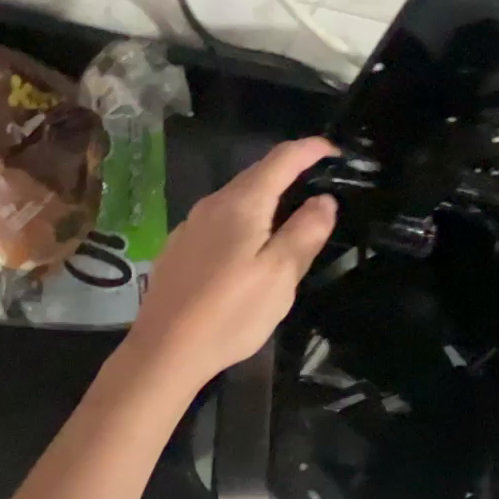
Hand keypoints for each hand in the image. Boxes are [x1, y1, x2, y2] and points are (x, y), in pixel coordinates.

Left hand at [124, 138, 339, 385]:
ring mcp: (189, 226)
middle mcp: (211, 205)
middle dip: (288, 172)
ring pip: (234, 199)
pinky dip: (241, 220)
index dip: (310, 149)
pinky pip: (217, 221)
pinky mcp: (177, 249)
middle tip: (318, 183)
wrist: (165, 349)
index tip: (334, 151)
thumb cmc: (230, 314)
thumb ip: (305, 233)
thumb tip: (324, 200)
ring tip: (289, 214)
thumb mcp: (280, 276)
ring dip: (264, 198)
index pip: (281, 159)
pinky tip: (247, 245)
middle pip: (255, 175)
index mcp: (242, 204)